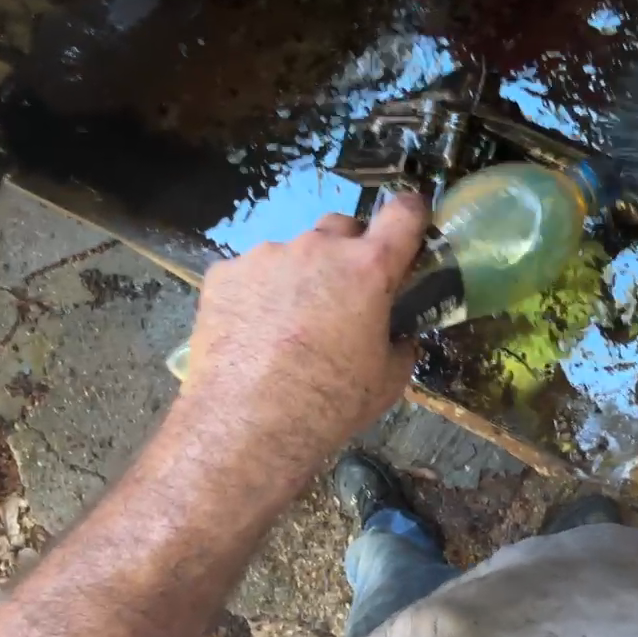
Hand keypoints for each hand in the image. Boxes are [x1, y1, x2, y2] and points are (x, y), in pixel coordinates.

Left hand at [181, 194, 427, 464]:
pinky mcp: (225, 273)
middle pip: (342, 227)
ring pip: (292, 252)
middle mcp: (318, 249)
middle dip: (348, 251)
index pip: (403, 216)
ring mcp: (266, 256)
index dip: (412, 213)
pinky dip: (257, 294)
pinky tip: (252, 334)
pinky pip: (251, 274)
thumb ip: (400, 344)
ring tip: (287, 326)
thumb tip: (400, 336)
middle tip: (343, 294)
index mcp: (368, 269)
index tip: (411, 219)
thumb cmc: (331, 403)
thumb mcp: (388, 381)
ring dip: (299, 276)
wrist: (249, 423)